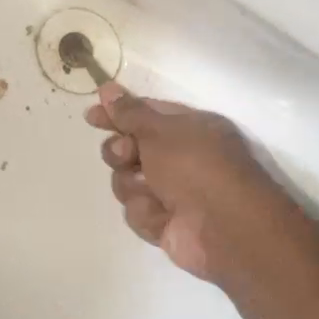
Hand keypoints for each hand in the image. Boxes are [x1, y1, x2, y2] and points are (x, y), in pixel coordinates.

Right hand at [85, 84, 294, 284]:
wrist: (227, 230)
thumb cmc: (197, 167)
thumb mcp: (160, 130)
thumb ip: (129, 111)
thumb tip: (107, 88)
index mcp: (190, 129)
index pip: (145, 114)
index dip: (116, 113)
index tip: (91, 116)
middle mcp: (182, 159)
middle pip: (130, 148)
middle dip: (121, 152)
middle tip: (126, 155)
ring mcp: (174, 193)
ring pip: (128, 180)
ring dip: (133, 184)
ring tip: (150, 189)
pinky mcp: (167, 223)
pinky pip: (138, 210)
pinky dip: (147, 212)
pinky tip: (163, 216)